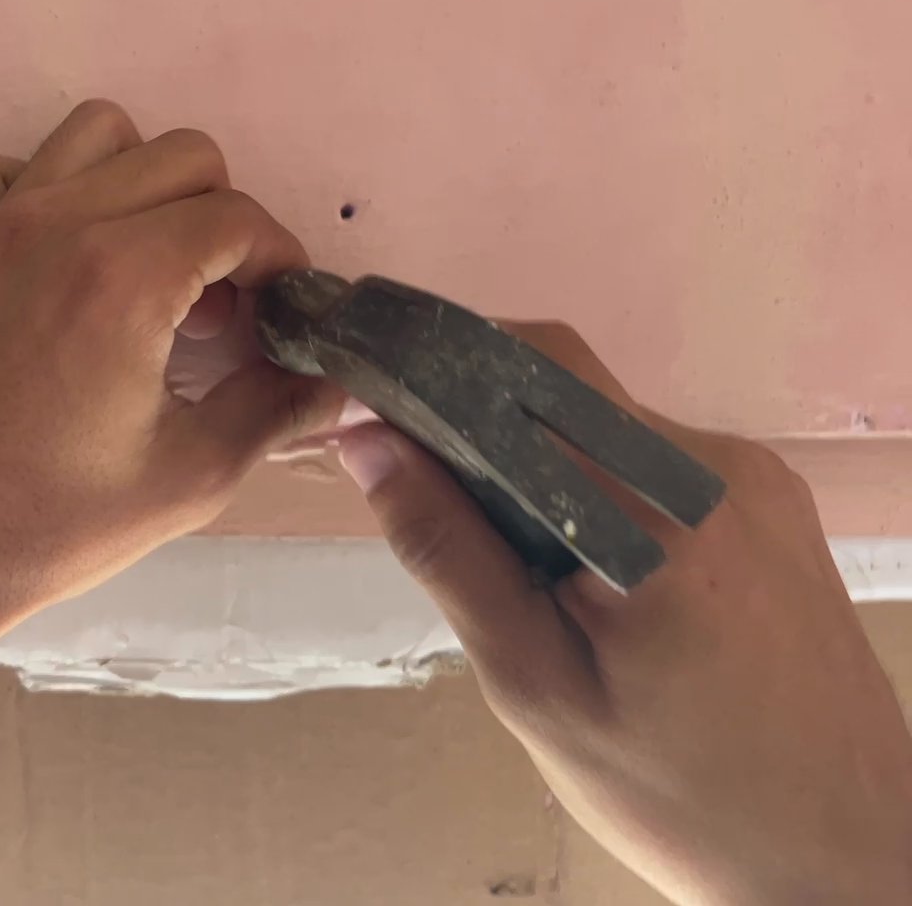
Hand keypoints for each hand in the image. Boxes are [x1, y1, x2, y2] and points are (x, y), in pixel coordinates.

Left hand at [0, 99, 339, 644]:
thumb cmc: (53, 522)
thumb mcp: (191, 476)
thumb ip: (276, 409)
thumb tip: (334, 382)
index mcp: (123, 275)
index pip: (236, 215)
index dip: (279, 259)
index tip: (278, 313)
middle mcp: (58, 225)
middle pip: (181, 156)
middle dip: (223, 219)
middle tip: (218, 307)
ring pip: (95, 134)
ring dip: (143, 182)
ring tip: (147, 268)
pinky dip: (39, 184)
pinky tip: (60, 250)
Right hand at [338, 324, 911, 904]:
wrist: (852, 873)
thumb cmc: (672, 789)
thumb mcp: (527, 677)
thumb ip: (444, 549)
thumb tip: (367, 441)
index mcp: (660, 511)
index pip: (531, 369)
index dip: (435, 362)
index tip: (366, 393)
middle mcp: (716, 469)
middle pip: (554, 385)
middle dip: (463, 412)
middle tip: (412, 486)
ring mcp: (749, 481)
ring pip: (584, 418)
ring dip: (511, 451)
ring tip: (486, 542)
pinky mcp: (759, 503)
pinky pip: (624, 452)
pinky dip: (561, 474)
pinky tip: (553, 553)